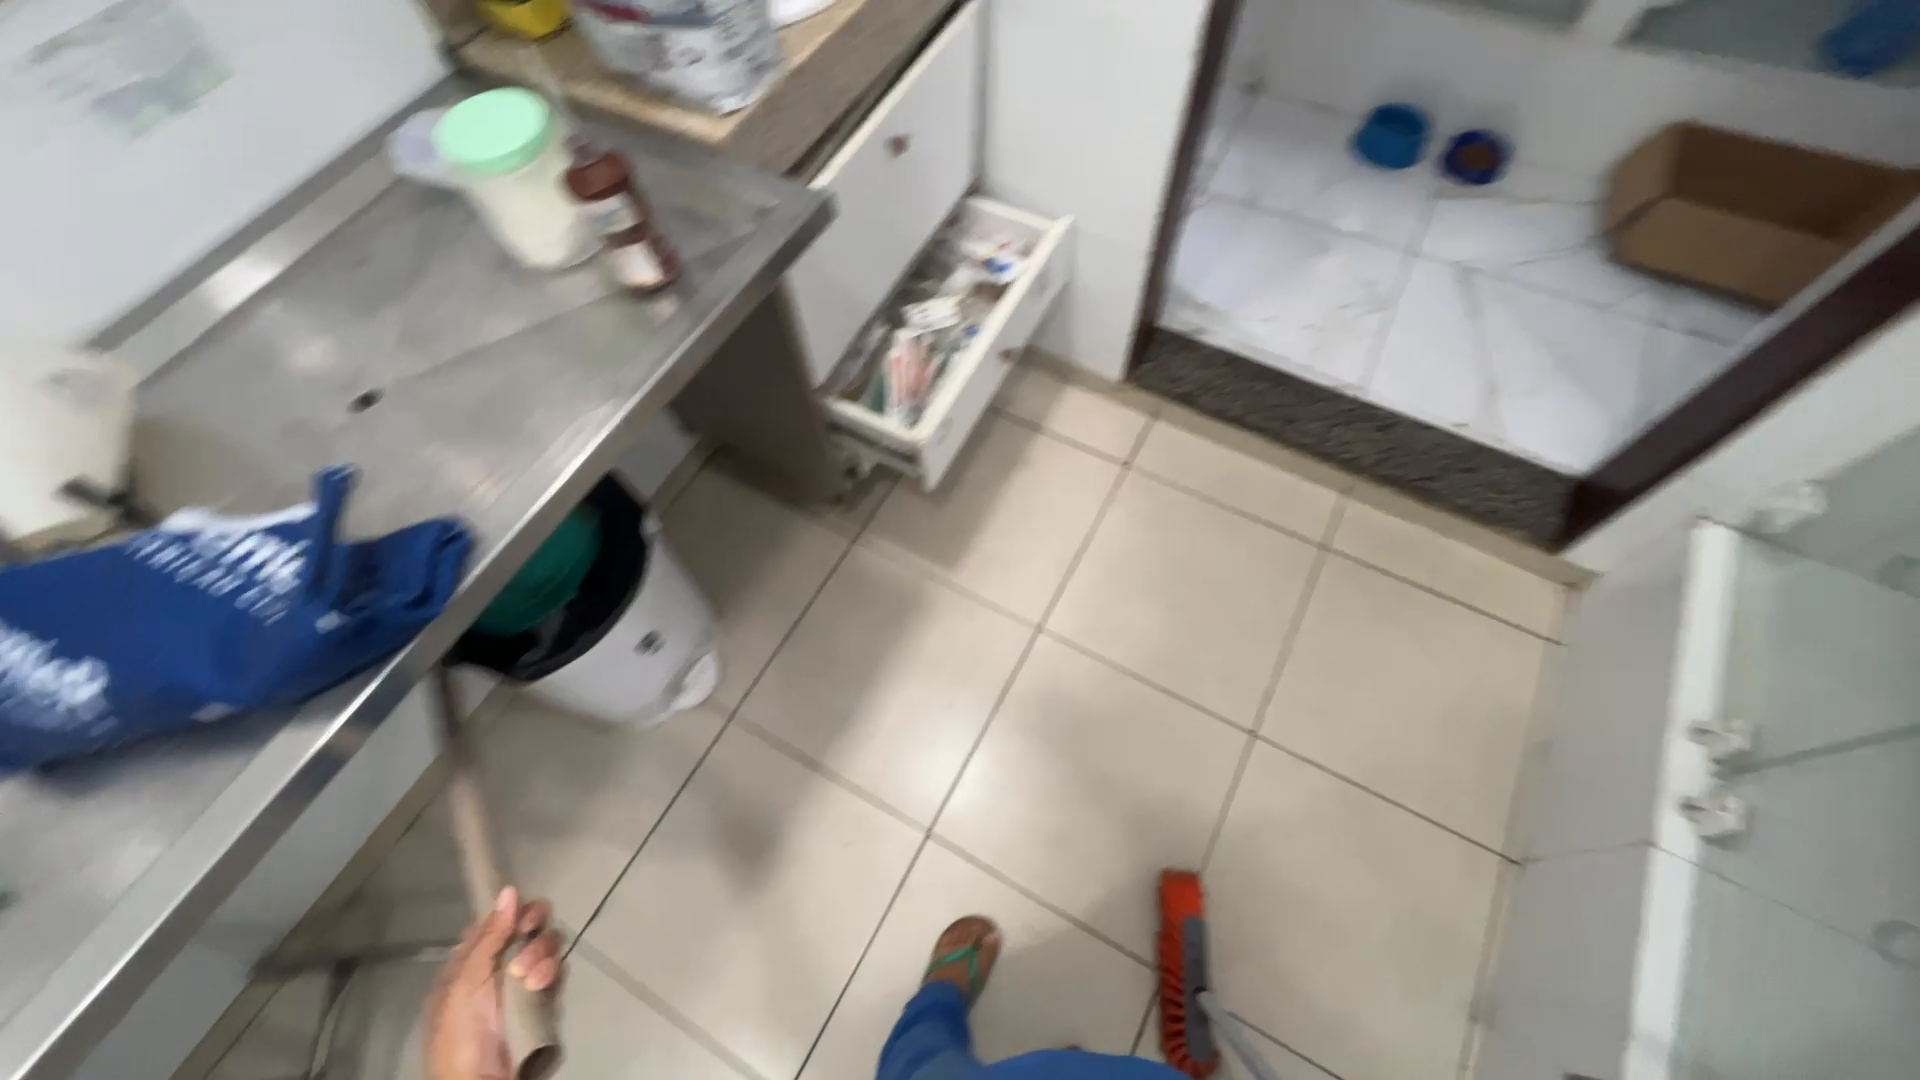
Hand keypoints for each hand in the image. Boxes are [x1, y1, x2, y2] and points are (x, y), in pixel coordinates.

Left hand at [426, 887, 563, 1079]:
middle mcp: (499, 964)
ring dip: (540, 953)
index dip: (511, 911)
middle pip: (528, 924)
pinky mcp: (545, 996)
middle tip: (528, 935)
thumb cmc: (459, 1034)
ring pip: (546, 943)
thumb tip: (510, 889)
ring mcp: (523, 980)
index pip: (498, 919)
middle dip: (532, 927)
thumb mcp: (465, 984)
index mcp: (472, 959)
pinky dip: (551, 971)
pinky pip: (557, 968)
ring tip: (528, 978)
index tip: (518, 913)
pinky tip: (540, 985)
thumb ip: (489, 936)